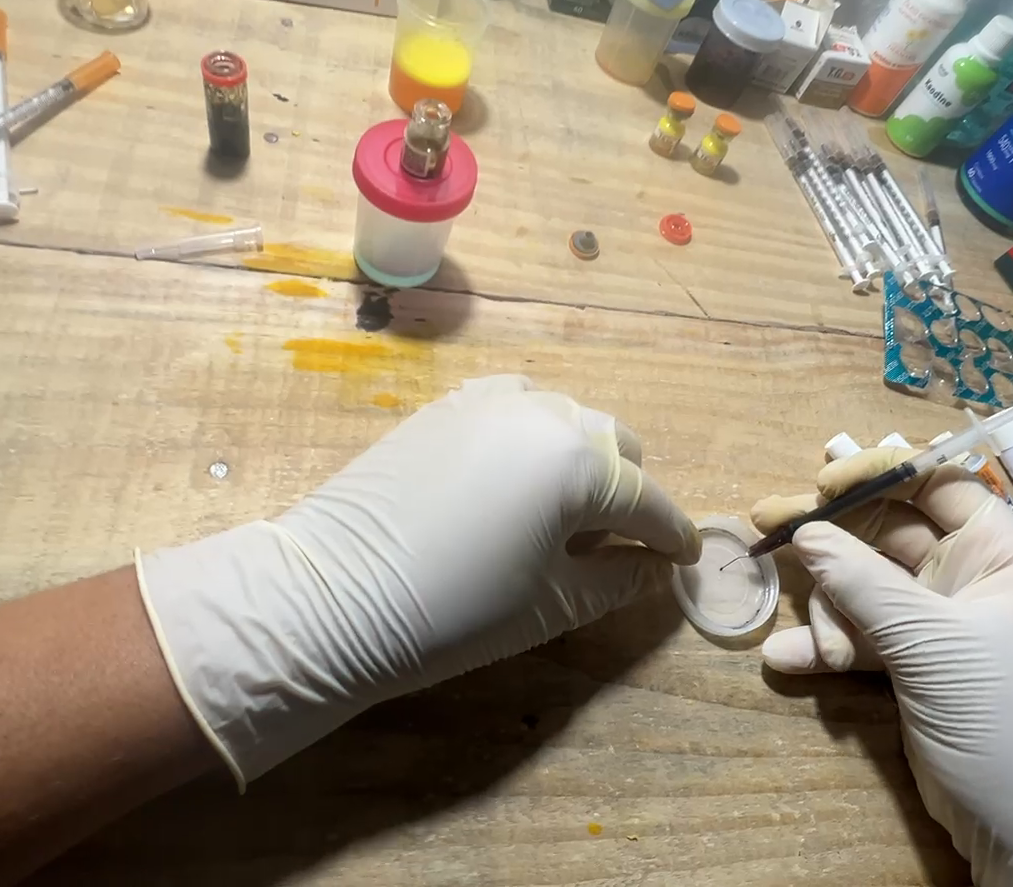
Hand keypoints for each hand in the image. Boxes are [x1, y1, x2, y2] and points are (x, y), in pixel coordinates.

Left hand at [138, 375, 699, 787]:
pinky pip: (518, 403)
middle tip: (613, 539)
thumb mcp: (550, 606)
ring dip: (583, 456)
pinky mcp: (452, 403)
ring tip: (562, 505)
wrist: (330, 595)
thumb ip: (618, 580)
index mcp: (578, 465)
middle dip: (629, 490)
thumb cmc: (452, 613)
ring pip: (568, 416)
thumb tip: (656, 566)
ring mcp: (494, 400)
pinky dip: (535, 432)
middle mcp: (545, 414)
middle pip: (616, 444)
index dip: (672, 533)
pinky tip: (517, 469)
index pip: (647, 499)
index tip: (682, 557)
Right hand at [752, 448, 1012, 886]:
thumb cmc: (1003, 718)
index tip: (823, 477)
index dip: (882, 474)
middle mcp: (973, 579)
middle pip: (888, 535)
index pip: (939, 486)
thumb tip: (802, 532)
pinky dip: (829, 644)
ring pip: (866, 586)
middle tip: (767, 521)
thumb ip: (861, 581)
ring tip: (817, 652)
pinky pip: (864, 634)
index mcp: (1004, 556)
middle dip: (832, 540)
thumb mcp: (930, 641)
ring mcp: (940, 623)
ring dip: (833, 613)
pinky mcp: (915, 663)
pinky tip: (789, 658)